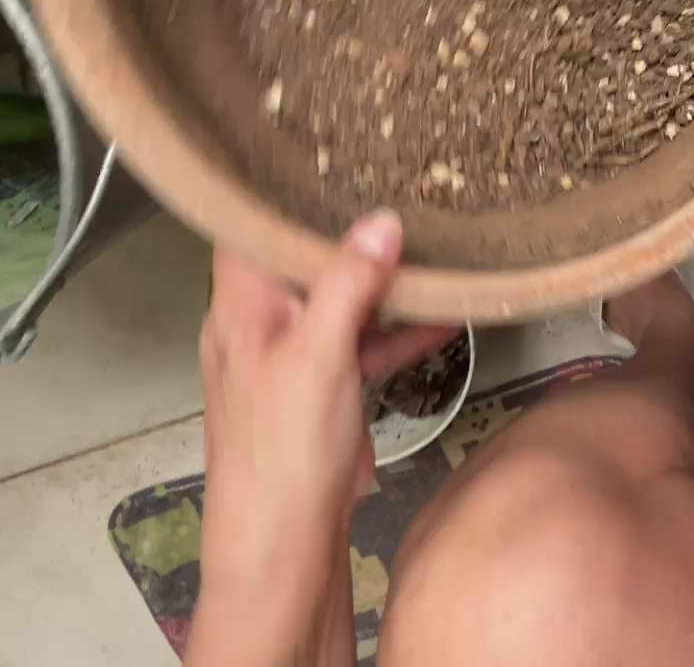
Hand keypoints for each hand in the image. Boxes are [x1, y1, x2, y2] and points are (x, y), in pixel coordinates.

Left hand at [191, 211, 455, 665]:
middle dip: (351, 228)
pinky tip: (451, 313)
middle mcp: (267, 324)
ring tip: (434, 243)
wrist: (289, 541)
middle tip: (400, 187)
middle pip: (306, 259)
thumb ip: (347, 286)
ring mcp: (303, 354)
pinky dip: (405, 328)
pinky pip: (372, 341)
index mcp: (243, 310)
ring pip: (346, 298)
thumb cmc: (283, 448)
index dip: (271, 190)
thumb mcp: (316, 356)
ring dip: (387, 279)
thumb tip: (382, 220)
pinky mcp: (333, 382)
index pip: (244, 231)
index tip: (320, 152)